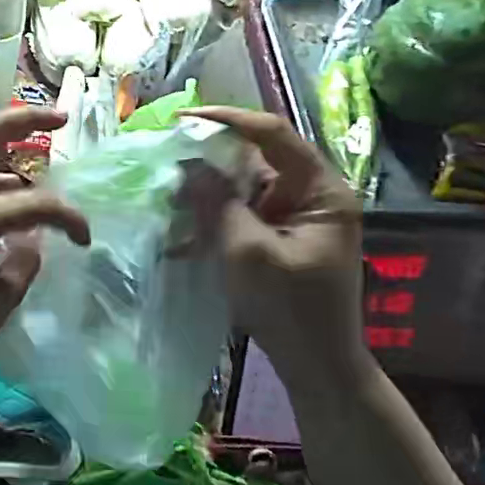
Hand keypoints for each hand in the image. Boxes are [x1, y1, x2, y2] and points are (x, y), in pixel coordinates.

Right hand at [181, 106, 364, 365]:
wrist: (316, 365)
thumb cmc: (290, 308)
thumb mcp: (248, 253)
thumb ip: (218, 205)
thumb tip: (188, 165)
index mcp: (320, 190)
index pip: (273, 135)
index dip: (228, 121)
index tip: (181, 120)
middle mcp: (309, 195)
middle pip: (255, 160)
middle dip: (209, 161)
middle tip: (165, 161)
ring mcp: (293, 218)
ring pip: (242, 188)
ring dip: (205, 193)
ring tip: (166, 197)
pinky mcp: (276, 238)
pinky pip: (240, 215)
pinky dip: (212, 218)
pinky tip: (180, 229)